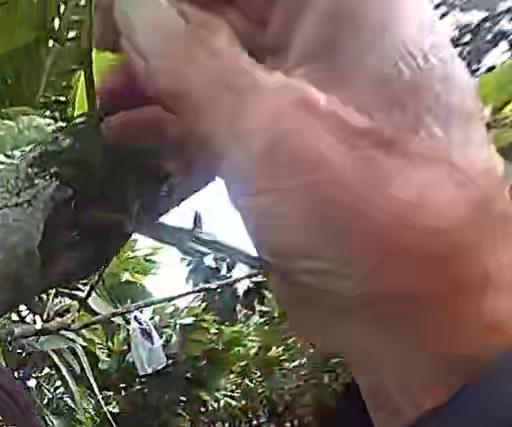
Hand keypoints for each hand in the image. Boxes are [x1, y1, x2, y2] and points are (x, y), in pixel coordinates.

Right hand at [98, 0, 511, 426]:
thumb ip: (193, 62)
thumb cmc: (361, 208)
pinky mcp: (280, 158)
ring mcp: (299, 100)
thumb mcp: (269, 129)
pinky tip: (132, 137)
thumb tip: (133, 5)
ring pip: (214, 69)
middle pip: (220, 10)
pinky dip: (175, 129)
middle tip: (97, 55)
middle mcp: (319, 35)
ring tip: (105, 103)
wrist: (413, 310)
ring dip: (157, 82)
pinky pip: (218, 124)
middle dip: (156, 28)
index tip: (110, 15)